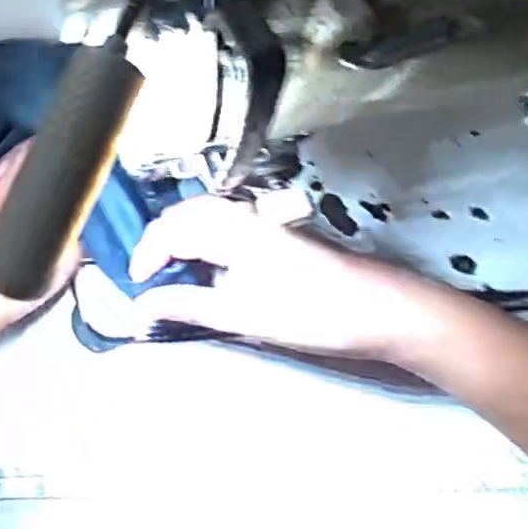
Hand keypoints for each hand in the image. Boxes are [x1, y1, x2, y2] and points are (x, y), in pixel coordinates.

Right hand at [123, 195, 464, 363]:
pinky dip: (197, 233)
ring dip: (175, 235)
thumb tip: (139, 308)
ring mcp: (259, 219)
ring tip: (169, 266)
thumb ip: (184, 306)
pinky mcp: (272, 229)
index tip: (137, 286)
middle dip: (155, 242)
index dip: (144, 257)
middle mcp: (240, 216)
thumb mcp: (241, 315)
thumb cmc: (312, 313)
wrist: (390, 311)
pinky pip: (218, 218)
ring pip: (199, 213)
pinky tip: (203, 258)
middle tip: (148, 275)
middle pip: (179, 215)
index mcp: (229, 231)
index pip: (167, 233)